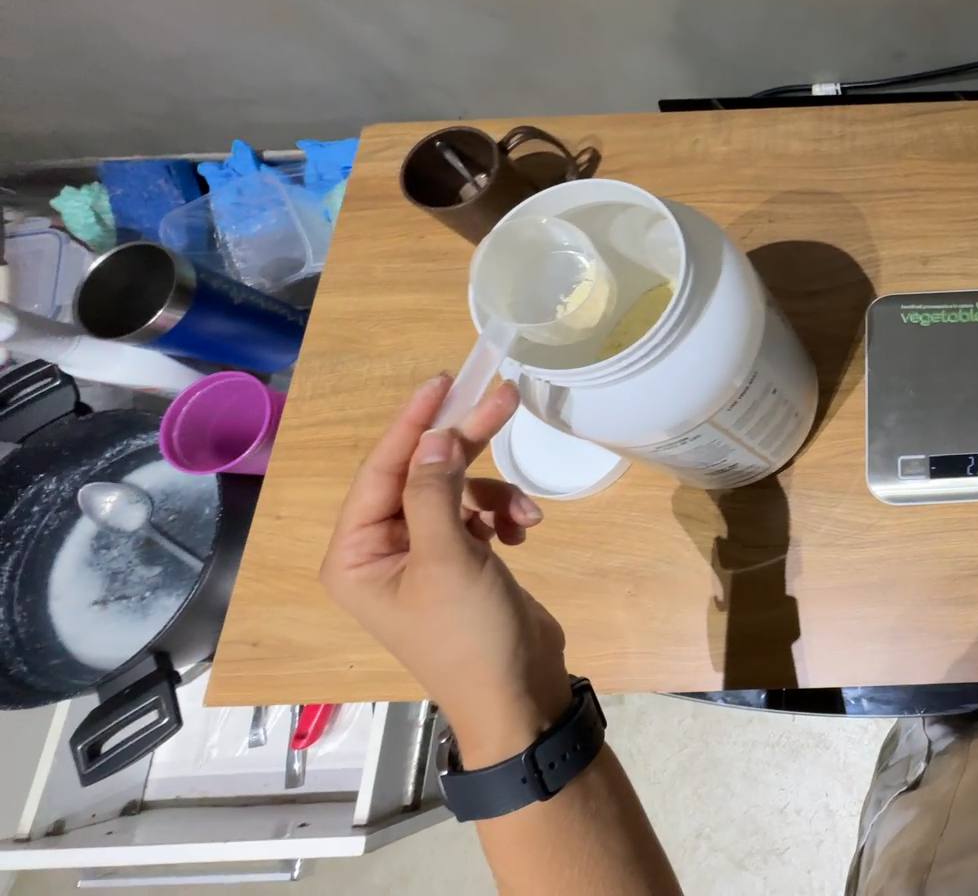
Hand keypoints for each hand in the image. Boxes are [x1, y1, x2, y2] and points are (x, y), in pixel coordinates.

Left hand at [320, 374, 571, 766]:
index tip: (443, 382)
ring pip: (460, 493)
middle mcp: (384, 548)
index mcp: (357, 553)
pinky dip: (506, 517)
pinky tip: (524, 534)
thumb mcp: (449, 560)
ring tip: (526, 518)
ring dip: (497, 496)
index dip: (413, 423)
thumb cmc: (468, 632)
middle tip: (505, 399)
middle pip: (423, 474)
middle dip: (465, 444)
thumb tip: (433, 436)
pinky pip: (481, 516)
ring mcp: (427, 554)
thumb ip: (436, 493)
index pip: (381, 471)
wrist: (516, 689)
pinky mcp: (464, 560)